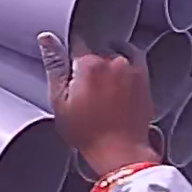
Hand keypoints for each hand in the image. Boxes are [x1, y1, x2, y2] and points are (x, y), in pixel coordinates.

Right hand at [39, 32, 157, 175]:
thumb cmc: (88, 132)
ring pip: (112, 57)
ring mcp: (131, 69)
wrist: (120, 152)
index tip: (69, 74)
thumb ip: (54, 66)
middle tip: (82, 91)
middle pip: (94, 53)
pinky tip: (116, 82)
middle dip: (87, 67)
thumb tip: (47, 39)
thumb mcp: (59, 101)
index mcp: (88, 65)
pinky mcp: (144, 78)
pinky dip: (124, 65)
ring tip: (101, 94)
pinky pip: (133, 59)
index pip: (75, 44)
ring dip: (106, 68)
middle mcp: (112, 61)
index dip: (69, 60)